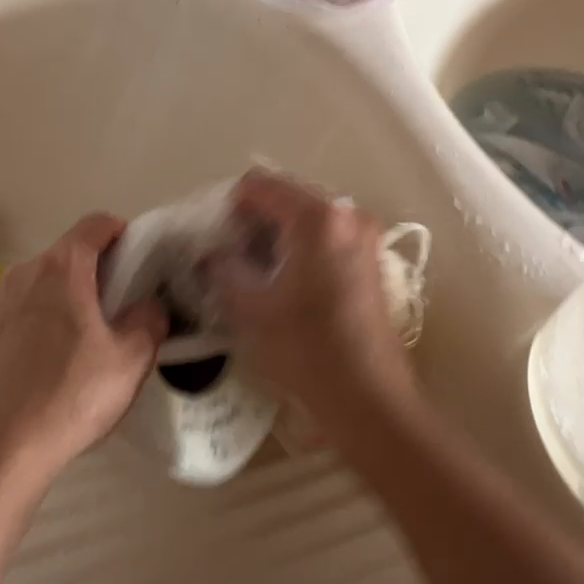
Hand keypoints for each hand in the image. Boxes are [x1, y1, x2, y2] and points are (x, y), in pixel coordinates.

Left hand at [0, 214, 168, 478]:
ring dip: (67, 299)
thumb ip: (150, 321)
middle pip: (68, 255)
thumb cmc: (69, 396)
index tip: (141, 262)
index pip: (95, 224)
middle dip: (97, 272)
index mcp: (61, 268)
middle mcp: (23, 274)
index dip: (122, 234)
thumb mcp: (130, 360)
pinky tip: (51, 366)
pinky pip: (20, 314)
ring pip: (42, 285)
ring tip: (86, 342)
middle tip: (122, 309)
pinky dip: (40, 323)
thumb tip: (150, 306)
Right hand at [219, 170, 416, 421]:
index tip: (215, 244)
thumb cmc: (306, 349)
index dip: (227, 209)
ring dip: (275, 238)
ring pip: (304, 219)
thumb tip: (213, 253)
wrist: (370, 399)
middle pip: (284, 197)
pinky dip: (299, 250)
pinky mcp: (371, 259)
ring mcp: (364, 236)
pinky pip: (324, 237)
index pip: (258, 185)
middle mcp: (346, 213)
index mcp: (316, 216)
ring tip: (256, 277)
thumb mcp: (249, 307)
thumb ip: (224, 267)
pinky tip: (286, 287)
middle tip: (231, 262)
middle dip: (252, 224)